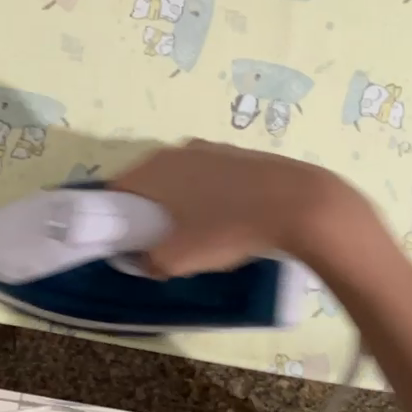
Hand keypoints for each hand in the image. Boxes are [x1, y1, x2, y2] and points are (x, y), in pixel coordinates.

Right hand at [110, 139, 371, 276]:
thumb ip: (148, 262)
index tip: (124, 242)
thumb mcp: (177, 259)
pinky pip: (210, 179)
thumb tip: (141, 260)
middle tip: (160, 243)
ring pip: (180, 180)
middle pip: (147, 183)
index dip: (112, 218)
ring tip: (198, 234)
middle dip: (147, 212)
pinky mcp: (240, 156)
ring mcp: (211, 149)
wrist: (299, 206)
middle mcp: (176, 151)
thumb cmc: (226, 229)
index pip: (115, 191)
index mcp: (153, 170)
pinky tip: (228, 221)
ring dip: (179, 204)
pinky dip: (208, 198)